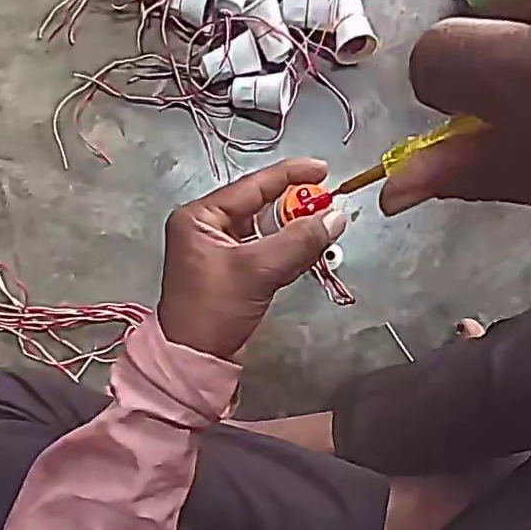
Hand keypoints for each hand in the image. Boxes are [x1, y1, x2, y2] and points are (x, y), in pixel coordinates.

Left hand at [157, 159, 348, 360]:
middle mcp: (206, 228)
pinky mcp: (232, 272)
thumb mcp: (256, 271)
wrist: (194, 360)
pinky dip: (287, 250)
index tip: (323, 169)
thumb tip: (336, 216)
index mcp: (199, 217)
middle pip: (259, 206)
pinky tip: (309, 250)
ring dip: (294, 230)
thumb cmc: (213, 311)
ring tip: (324, 227)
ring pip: (265, 230)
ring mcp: (219, 251)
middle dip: (295, 206)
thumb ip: (298, 241)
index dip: (289, 175)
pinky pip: (265, 251)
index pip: (251, 186)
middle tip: (328, 205)